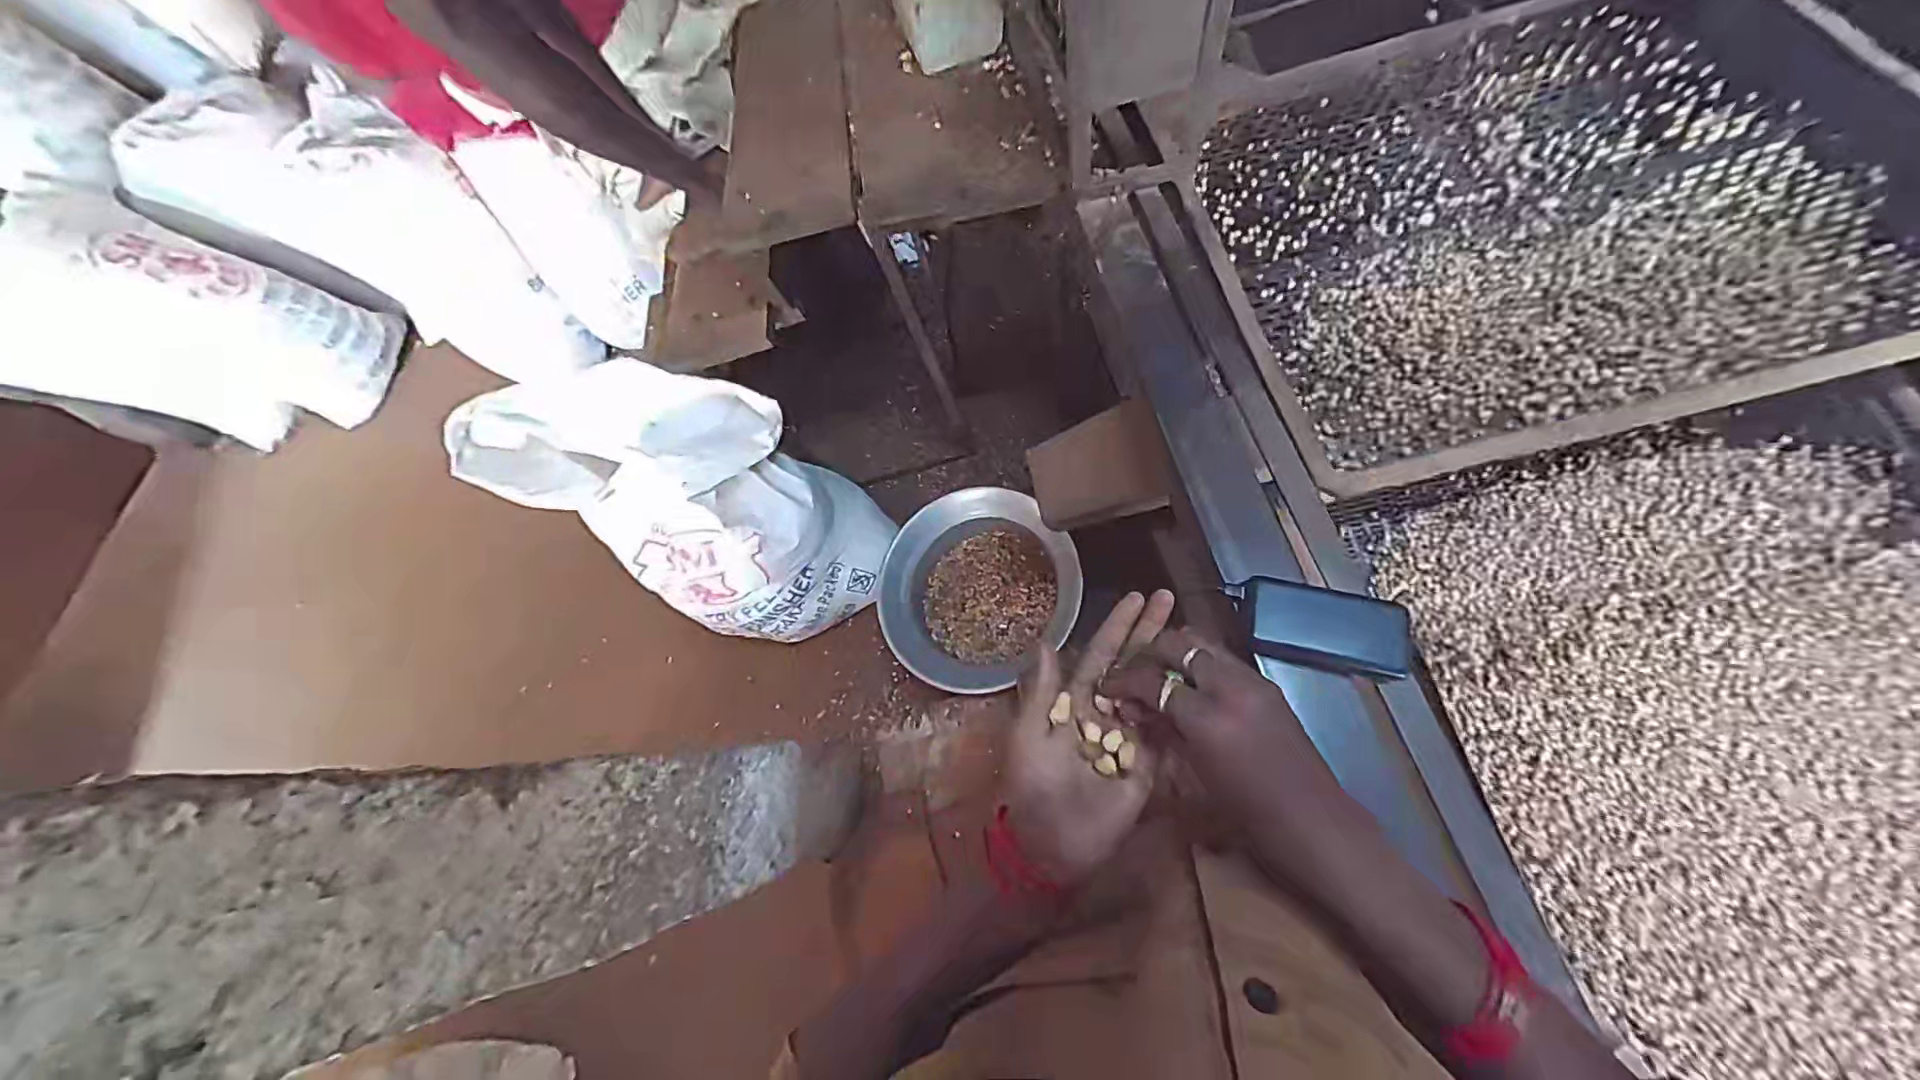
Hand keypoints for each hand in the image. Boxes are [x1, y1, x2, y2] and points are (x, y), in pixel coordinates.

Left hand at [1001, 590, 1174, 886]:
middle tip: (1170, 599)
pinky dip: (1180, 709)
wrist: (1051, 841)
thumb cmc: (1032, 785)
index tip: (1138, 599)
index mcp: (1074, 700)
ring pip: (1153, 691)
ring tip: (1190, 633)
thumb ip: (1042, 690)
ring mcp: (1129, 736)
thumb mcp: (1029, 733)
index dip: (1118, 627)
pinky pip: (1166, 732)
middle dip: (1150, 632)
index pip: (1101, 655)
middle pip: (1133, 664)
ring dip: (1169, 663)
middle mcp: (1105, 711)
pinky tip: (1198, 684)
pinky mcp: (1148, 764)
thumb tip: (1045, 642)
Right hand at [1100, 628, 1331, 833]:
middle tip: (1132, 671)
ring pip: (1203, 643)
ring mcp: (1254, 681)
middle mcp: (1231, 688)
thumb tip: (1136, 707)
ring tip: (1159, 672)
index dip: (1124, 680)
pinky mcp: (1267, 685)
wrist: (1313, 820)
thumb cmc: (1248, 811)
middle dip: (1148, 653)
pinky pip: (1224, 658)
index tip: (1108, 685)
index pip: (1153, 680)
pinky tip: (1190, 684)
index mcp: (1208, 718)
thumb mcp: (1196, 770)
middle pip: (1178, 644)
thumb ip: (1165, 730)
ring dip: (1175, 652)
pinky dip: (1200, 662)